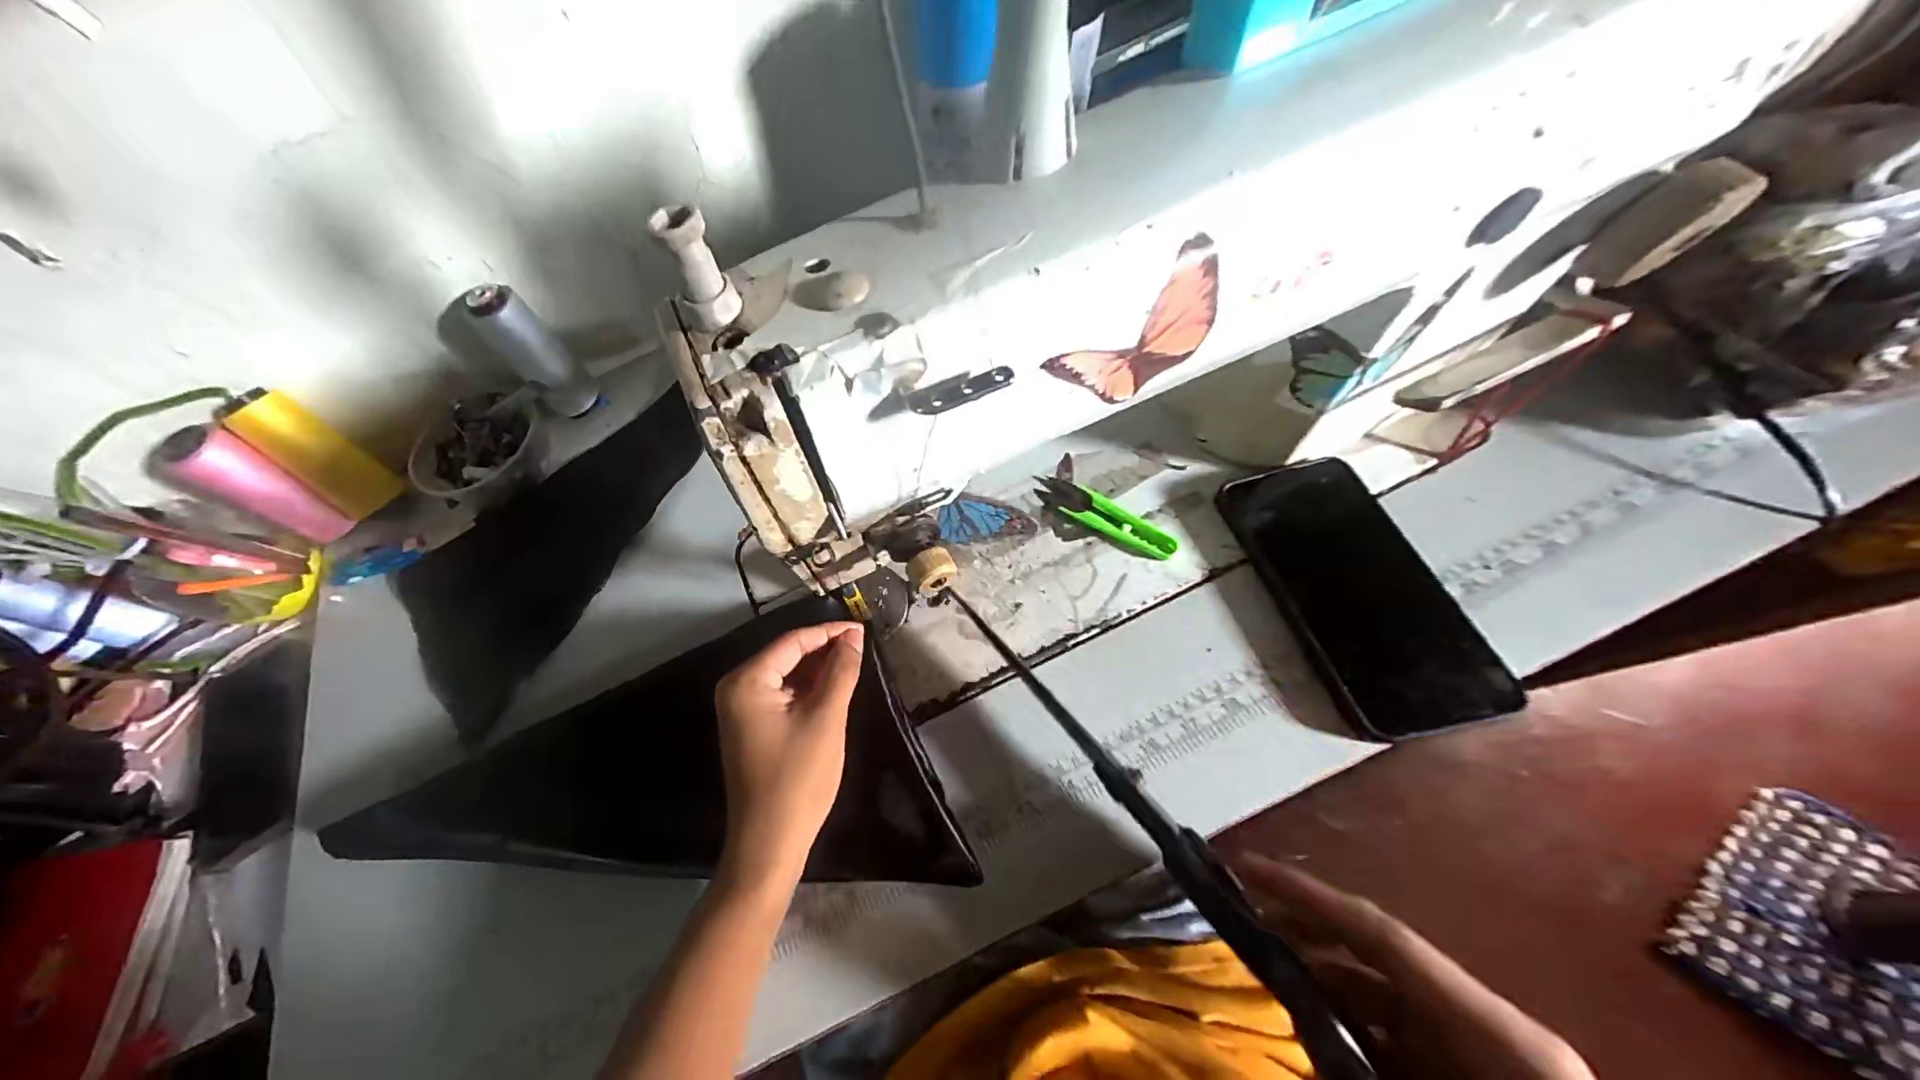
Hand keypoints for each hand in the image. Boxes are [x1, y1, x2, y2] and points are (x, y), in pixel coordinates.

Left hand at [714, 622, 865, 884]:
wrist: (769, 843)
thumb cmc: (798, 779)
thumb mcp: (826, 719)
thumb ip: (841, 671)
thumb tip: (853, 636)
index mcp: (746, 682)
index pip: (792, 641)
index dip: (829, 632)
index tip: (863, 628)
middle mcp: (736, 689)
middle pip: (786, 655)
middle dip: (824, 649)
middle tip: (862, 645)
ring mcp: (741, 711)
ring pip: (786, 675)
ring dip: (818, 669)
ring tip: (854, 662)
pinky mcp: (752, 728)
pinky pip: (782, 696)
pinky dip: (808, 689)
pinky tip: (834, 689)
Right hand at [1231, 853, 1594, 1079]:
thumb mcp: (1449, 1073)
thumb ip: (1360, 1060)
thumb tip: (1302, 1035)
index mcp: (1485, 1022)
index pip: (1380, 933)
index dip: (1309, 894)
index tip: (1248, 867)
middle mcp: (1476, 1019)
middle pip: (1375, 955)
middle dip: (1307, 931)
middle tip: (1243, 918)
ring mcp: (1474, 1045)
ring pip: (1379, 997)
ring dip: (1323, 986)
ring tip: (1268, 980)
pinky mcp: (1467, 1065)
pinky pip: (1395, 1035)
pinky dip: (1351, 1027)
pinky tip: (1314, 1035)